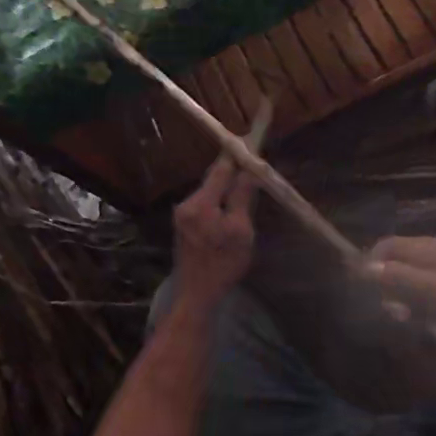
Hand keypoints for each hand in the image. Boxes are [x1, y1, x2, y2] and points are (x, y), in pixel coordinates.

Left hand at [171, 156, 257, 303]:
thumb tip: (249, 171)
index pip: (221, 168)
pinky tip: (232, 208)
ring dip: (226, 188)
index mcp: (201, 202)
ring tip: (246, 187)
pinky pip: (204, 204)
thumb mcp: (241, 230)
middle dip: (232, 171)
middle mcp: (187, 203)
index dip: (237, 154)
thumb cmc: (223, 263)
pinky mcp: (183, 226)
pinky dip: (219, 202)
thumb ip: (243, 198)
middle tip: (253, 164)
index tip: (251, 143)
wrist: (197, 293)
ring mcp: (182, 215)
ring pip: (209, 192)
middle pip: (213, 178)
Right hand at [363, 236, 435, 340]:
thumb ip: (397, 277)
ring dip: (402, 299)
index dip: (368, 265)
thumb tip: (362, 270)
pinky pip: (428, 294)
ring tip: (403, 320)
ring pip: (410, 279)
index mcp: (428, 247)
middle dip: (385, 285)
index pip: (385, 246)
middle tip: (383, 310)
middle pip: (396, 262)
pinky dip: (419, 306)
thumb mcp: (430, 290)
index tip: (359, 291)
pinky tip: (424, 324)